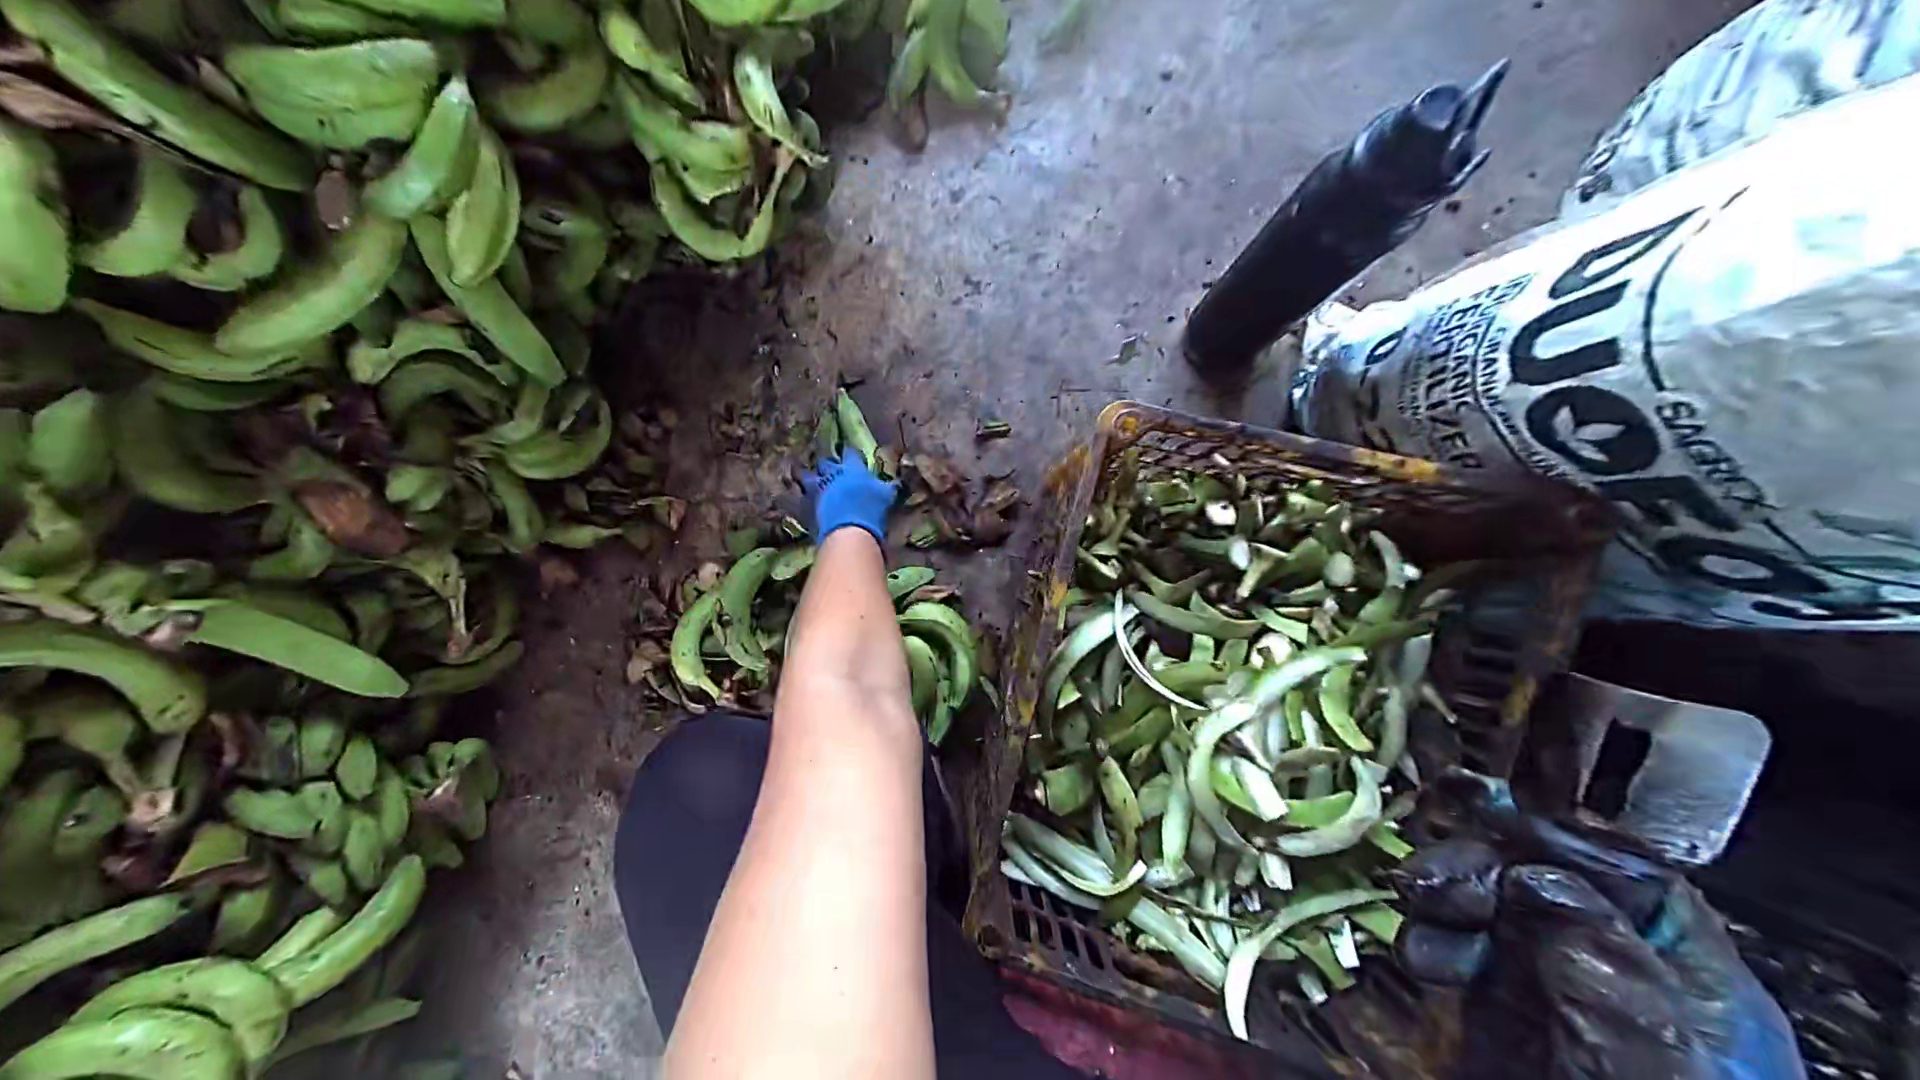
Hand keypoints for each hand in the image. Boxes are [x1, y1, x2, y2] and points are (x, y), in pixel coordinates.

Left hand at [802, 453, 895, 544]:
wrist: (848, 531)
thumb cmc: (871, 510)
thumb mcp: (886, 497)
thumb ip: (888, 488)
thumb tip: (896, 483)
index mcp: (852, 468)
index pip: (850, 453)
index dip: (851, 454)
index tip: (853, 456)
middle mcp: (831, 474)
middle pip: (825, 462)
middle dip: (828, 464)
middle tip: (831, 468)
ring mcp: (817, 489)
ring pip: (806, 476)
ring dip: (808, 477)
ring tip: (810, 480)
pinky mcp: (806, 505)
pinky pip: (800, 497)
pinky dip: (802, 497)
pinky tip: (804, 500)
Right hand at [1395, 770, 1803, 1079]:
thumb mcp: (1653, 1048)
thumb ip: (1605, 957)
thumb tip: (1537, 876)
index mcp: (1675, 964)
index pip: (1619, 868)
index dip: (1550, 834)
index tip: (1484, 807)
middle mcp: (1601, 955)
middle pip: (1533, 874)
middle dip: (1473, 862)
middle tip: (1427, 876)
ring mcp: (1540, 976)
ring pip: (1482, 901)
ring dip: (1441, 893)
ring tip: (1417, 907)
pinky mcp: (1489, 999)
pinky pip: (1451, 943)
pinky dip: (1428, 938)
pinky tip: (1421, 957)